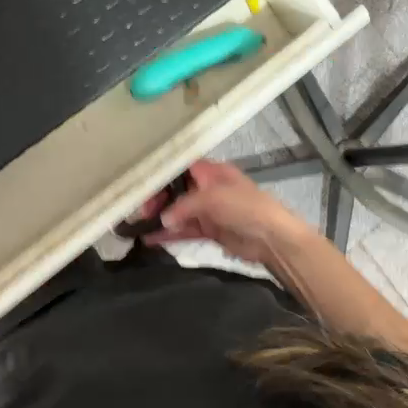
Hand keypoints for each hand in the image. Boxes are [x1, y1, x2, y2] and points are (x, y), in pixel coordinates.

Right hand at [141, 160, 313, 265]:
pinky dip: (168, 234)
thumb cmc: (244, 207)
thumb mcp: (213, 198)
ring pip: (177, 211)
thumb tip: (162, 219)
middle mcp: (207, 187)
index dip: (161, 176)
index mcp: (211, 172)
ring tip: (137, 226)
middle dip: (156, 199)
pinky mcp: (210, 230)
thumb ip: (184, 205)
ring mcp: (208, 210)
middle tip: (140, 213)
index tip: (143, 189)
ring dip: (159, 218)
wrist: (271, 237)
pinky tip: (149, 239)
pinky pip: (184, 229)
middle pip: (175, 190)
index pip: (179, 168)